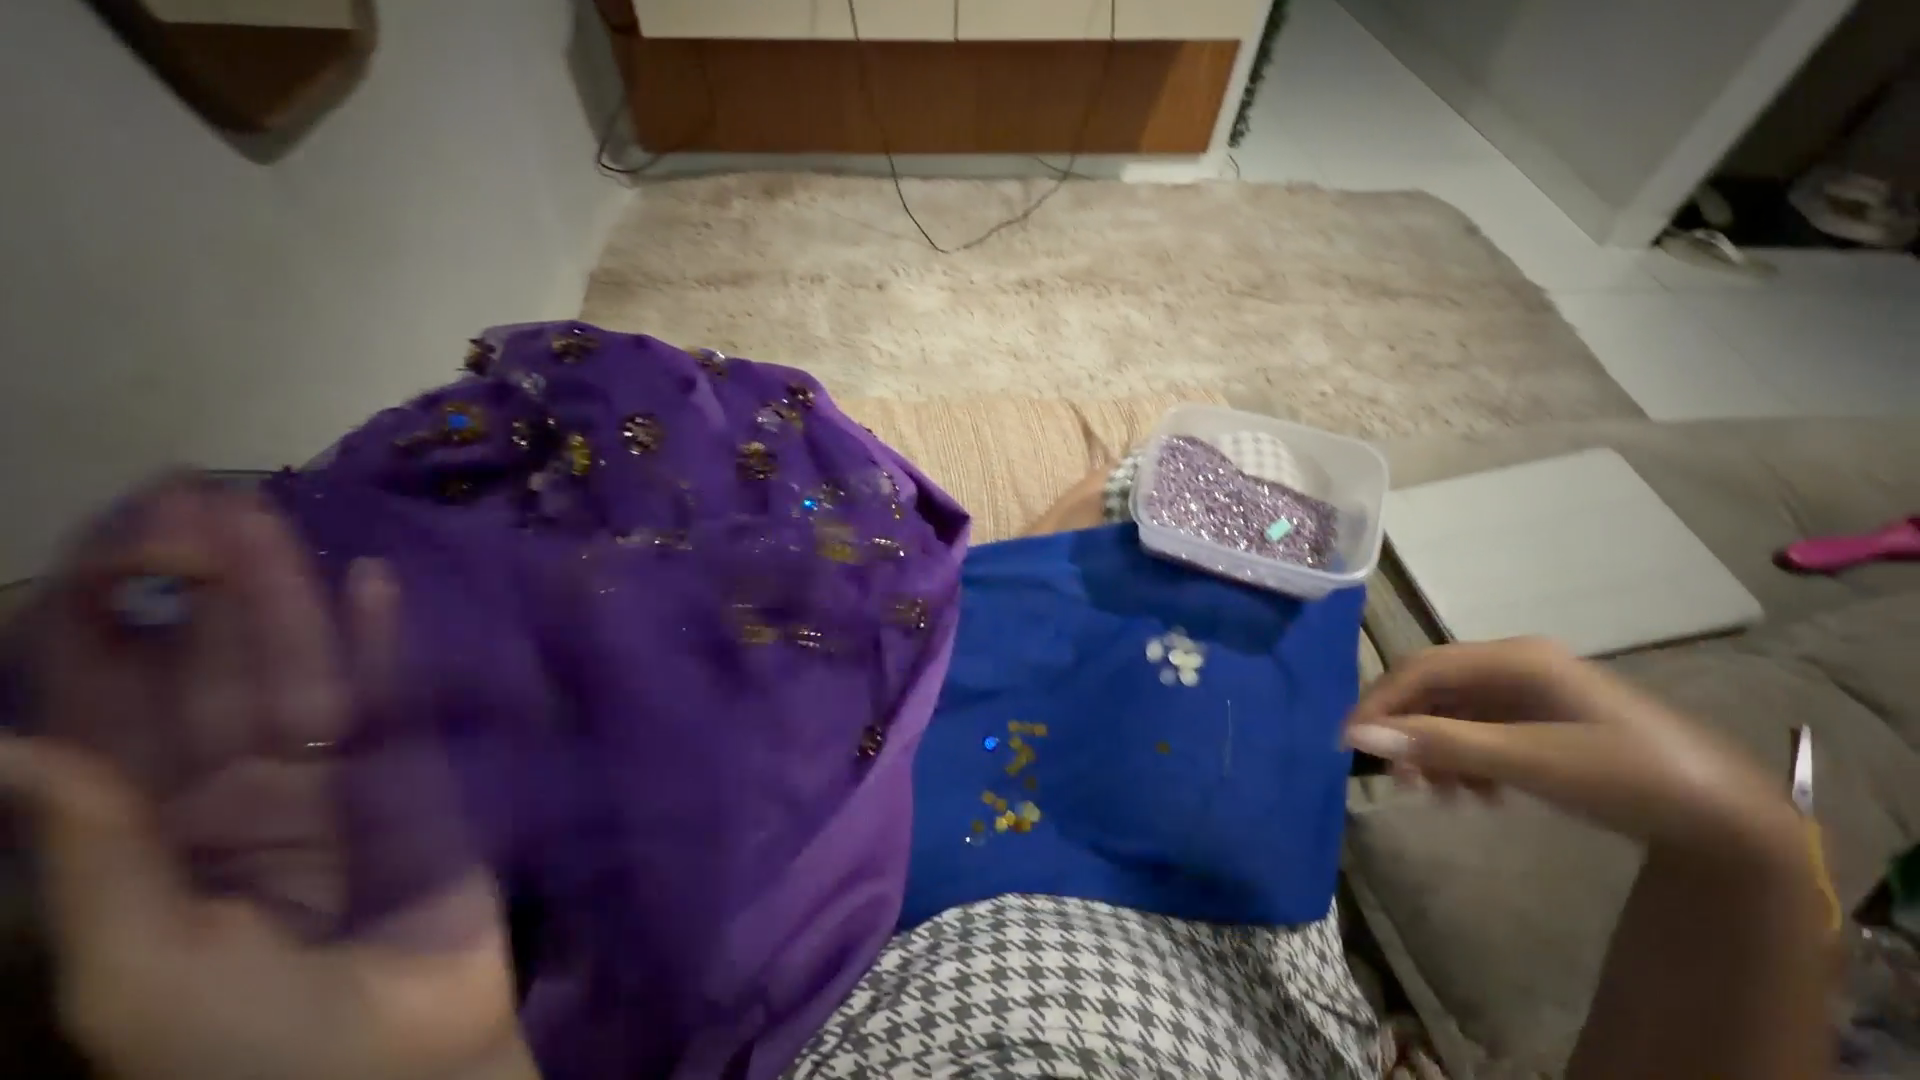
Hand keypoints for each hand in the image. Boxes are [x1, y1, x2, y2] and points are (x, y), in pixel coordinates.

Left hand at [3, 480, 525, 1079]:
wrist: (406, 1068)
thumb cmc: (255, 1047)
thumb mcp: (144, 971)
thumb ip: (95, 856)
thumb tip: (14, 745)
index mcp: (151, 837)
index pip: (111, 711)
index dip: (103, 629)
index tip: (106, 544)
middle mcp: (236, 791)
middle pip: (210, 670)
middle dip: (197, 587)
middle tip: (193, 495)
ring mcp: (335, 779)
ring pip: (302, 669)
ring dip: (285, 595)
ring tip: (265, 516)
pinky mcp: (418, 776)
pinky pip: (399, 698)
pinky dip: (388, 643)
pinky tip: (371, 583)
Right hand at [1344, 638, 1803, 867]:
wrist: (1725, 818)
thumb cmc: (1626, 776)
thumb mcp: (1530, 762)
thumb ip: (1444, 745)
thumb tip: (1359, 734)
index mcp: (1516, 659)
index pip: (1423, 668)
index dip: (1380, 702)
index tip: (1349, 744)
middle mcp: (1518, 665)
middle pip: (1436, 688)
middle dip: (1408, 731)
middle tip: (1396, 778)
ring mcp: (1533, 693)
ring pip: (1456, 713)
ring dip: (1436, 750)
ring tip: (1439, 795)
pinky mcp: (1544, 722)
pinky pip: (1482, 732)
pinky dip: (1466, 760)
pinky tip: (1476, 794)